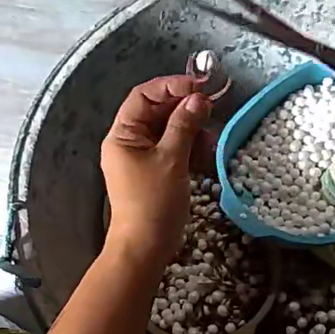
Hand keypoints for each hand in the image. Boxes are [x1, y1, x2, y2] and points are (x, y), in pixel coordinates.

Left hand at [101, 74, 209, 265]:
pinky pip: (174, 150)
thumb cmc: (153, 203)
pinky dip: (191, 148)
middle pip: (157, 112)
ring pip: (169, 131)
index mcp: (122, 135)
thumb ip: (184, 125)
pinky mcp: (156, 172)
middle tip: (211, 110)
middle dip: (185, 109)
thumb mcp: (171, 159)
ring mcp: (142, 158)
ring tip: (211, 139)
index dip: (171, 86)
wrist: (145, 247)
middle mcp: (129, 142)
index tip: (199, 87)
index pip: (143, 96)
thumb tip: (198, 98)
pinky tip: (208, 153)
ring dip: (192, 130)